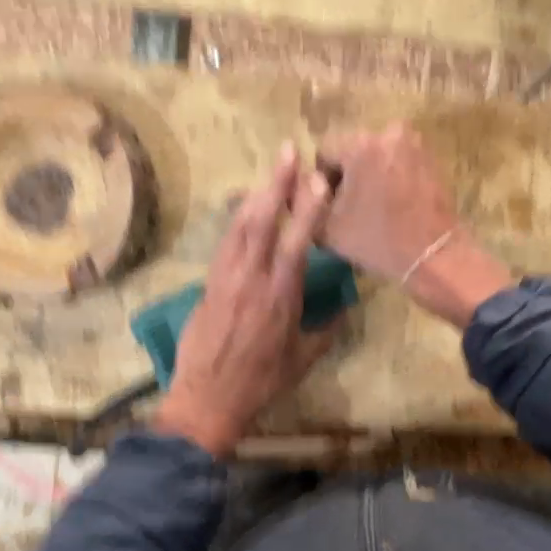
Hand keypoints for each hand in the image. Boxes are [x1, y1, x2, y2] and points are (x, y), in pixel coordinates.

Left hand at [152, 145, 336, 457]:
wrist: (206, 399)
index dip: (308, 208)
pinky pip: (224, 241)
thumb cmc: (261, 382)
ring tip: (271, 170)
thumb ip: (326, 330)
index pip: (297, 242)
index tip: (319, 179)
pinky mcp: (208, 283)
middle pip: (262, 220)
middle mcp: (251, 279)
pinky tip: (246, 206)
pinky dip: (238, 218)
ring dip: (256, 194)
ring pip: (239, 225)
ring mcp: (225, 278)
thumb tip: (344, 308)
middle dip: (276, 183)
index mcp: (280, 297)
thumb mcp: (302, 359)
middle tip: (288, 151)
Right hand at [320, 125, 512, 326]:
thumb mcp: (325, 227)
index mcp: (360, 143)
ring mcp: (414, 143)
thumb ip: (304, 200)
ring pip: (376, 156)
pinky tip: (393, 205)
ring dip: (369, 175)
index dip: (320, 181)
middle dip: (347, 175)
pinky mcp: (431, 158)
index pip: (324, 152)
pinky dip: (391, 177)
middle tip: (350, 209)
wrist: (434, 256)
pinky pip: (398, 162)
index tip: (330, 207)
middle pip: (352, 150)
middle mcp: (388, 132)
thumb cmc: (376, 241)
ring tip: (373, 208)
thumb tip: (302, 184)